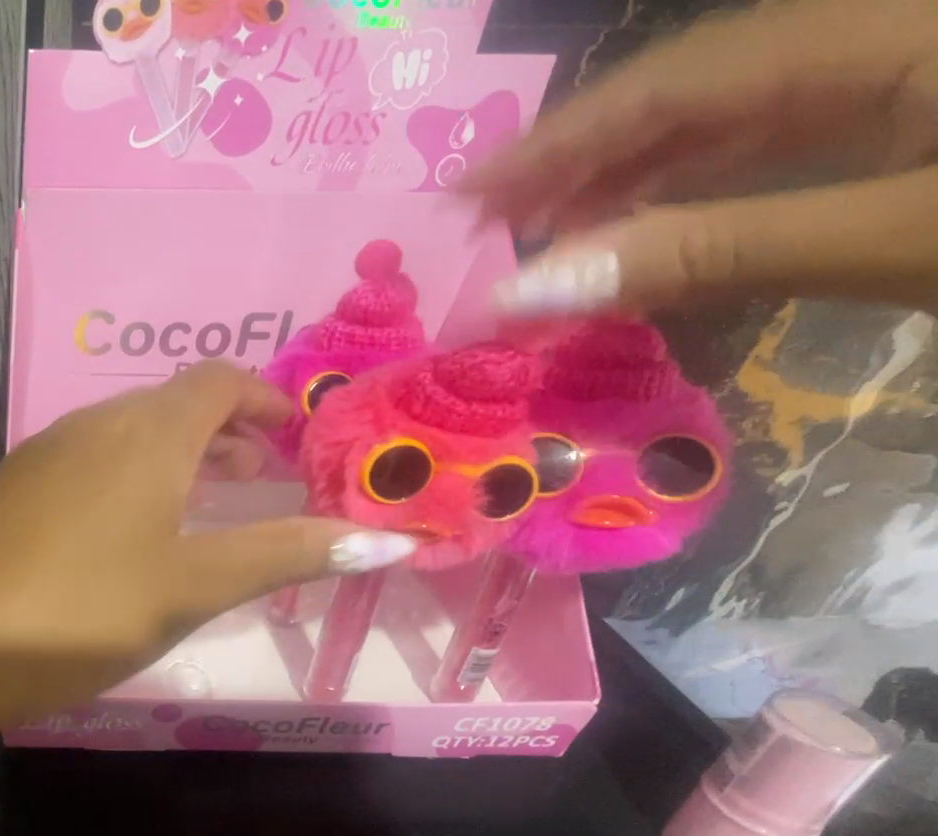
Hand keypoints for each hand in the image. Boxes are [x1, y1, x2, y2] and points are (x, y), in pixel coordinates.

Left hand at [0, 361, 414, 720]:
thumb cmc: (84, 611)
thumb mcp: (193, 586)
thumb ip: (285, 553)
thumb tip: (388, 537)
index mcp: (144, 433)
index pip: (217, 383)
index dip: (264, 401)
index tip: (296, 437)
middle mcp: (89, 425)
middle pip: (170, 406)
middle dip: (223, 433)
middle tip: (260, 479)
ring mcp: (40, 454)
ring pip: (124, 435)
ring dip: (173, 458)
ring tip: (202, 507)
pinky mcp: (8, 489)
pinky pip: (84, 462)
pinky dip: (126, 478)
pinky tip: (124, 534)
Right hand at [463, 0, 937, 314]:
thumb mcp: (896, 241)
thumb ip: (713, 254)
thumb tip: (528, 290)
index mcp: (878, 28)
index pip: (669, 81)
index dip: (554, 141)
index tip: (463, 198)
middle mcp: (874, 26)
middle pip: (683, 84)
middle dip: (572, 153)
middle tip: (486, 220)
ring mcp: (896, 61)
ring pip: (722, 106)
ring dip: (621, 167)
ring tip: (540, 226)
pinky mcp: (912, 100)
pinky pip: (769, 128)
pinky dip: (687, 175)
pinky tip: (636, 214)